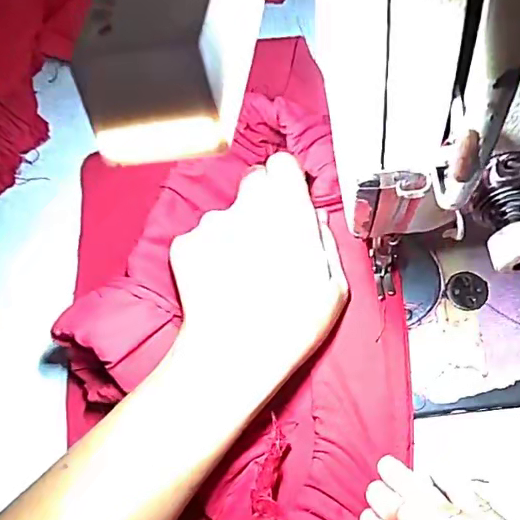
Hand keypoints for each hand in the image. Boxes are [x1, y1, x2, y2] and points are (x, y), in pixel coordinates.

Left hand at [166, 150, 348, 403]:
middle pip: (254, 184)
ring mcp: (211, 223)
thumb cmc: (289, 326)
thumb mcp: (334, 286)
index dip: (288, 182)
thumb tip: (314, 222)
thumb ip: (325, 240)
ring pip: (227, 215)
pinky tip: (223, 283)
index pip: (283, 165)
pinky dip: (211, 254)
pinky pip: (202, 239)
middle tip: (272, 243)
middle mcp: (247, 206)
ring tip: (246, 275)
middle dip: (263, 206)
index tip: (291, 201)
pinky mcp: (184, 243)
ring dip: (236, 234)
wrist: (233, 354)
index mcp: (288, 209)